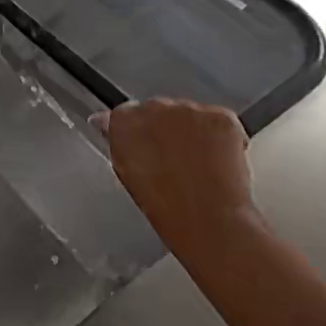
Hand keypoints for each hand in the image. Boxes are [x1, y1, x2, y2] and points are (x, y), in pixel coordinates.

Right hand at [98, 99, 262, 251]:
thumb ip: (116, 140)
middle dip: (166, 129)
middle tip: (175, 160)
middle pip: (160, 110)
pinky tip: (219, 161)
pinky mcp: (222, 116)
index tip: (146, 148)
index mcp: (125, 120)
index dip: (138, 132)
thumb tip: (103, 120)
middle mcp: (156, 106)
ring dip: (193, 132)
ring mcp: (191, 109)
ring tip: (200, 165)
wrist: (207, 218)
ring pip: (191, 115)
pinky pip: (219, 121)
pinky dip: (220, 137)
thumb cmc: (161, 205)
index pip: (126, 113)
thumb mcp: (126, 172)